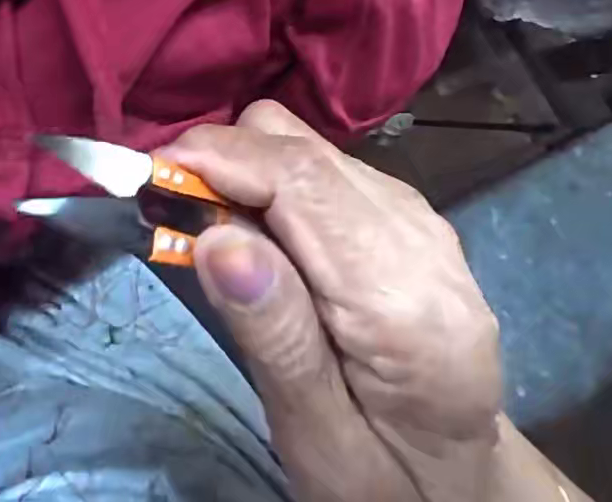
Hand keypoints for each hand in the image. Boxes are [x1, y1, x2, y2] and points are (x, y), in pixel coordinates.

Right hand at [159, 101, 589, 501]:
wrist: (462, 472)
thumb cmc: (386, 474)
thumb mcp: (319, 440)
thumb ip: (274, 334)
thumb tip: (214, 237)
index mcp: (402, 297)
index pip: (303, 183)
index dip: (221, 159)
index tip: (150, 172)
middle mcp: (416, 233)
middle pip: (302, 147)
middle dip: (224, 159)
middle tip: (173, 212)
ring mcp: (413, 212)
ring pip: (307, 142)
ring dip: (245, 167)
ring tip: (214, 226)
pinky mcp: (399, 206)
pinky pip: (320, 161)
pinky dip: (272, 178)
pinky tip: (262, 232)